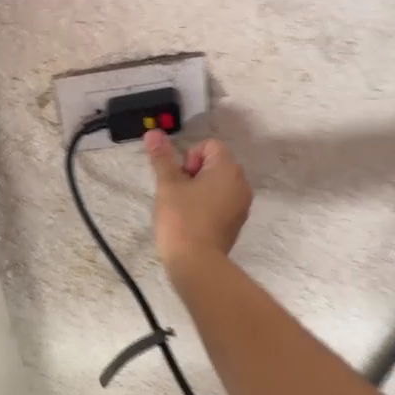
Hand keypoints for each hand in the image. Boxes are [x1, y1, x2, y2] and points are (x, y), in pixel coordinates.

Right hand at [143, 129, 251, 277]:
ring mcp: (242, 203)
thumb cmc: (181, 219)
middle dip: (193, 173)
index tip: (179, 179)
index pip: (208, 145)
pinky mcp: (237, 221)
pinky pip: (222, 201)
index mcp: (227, 169)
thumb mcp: (168, 185)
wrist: (196, 262)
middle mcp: (241, 182)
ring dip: (199, 189)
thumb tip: (153, 132)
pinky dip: (207, 204)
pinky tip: (193, 221)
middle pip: (214, 163)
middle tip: (178, 194)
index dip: (189, 158)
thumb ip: (162, 157)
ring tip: (184, 208)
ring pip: (217, 183)